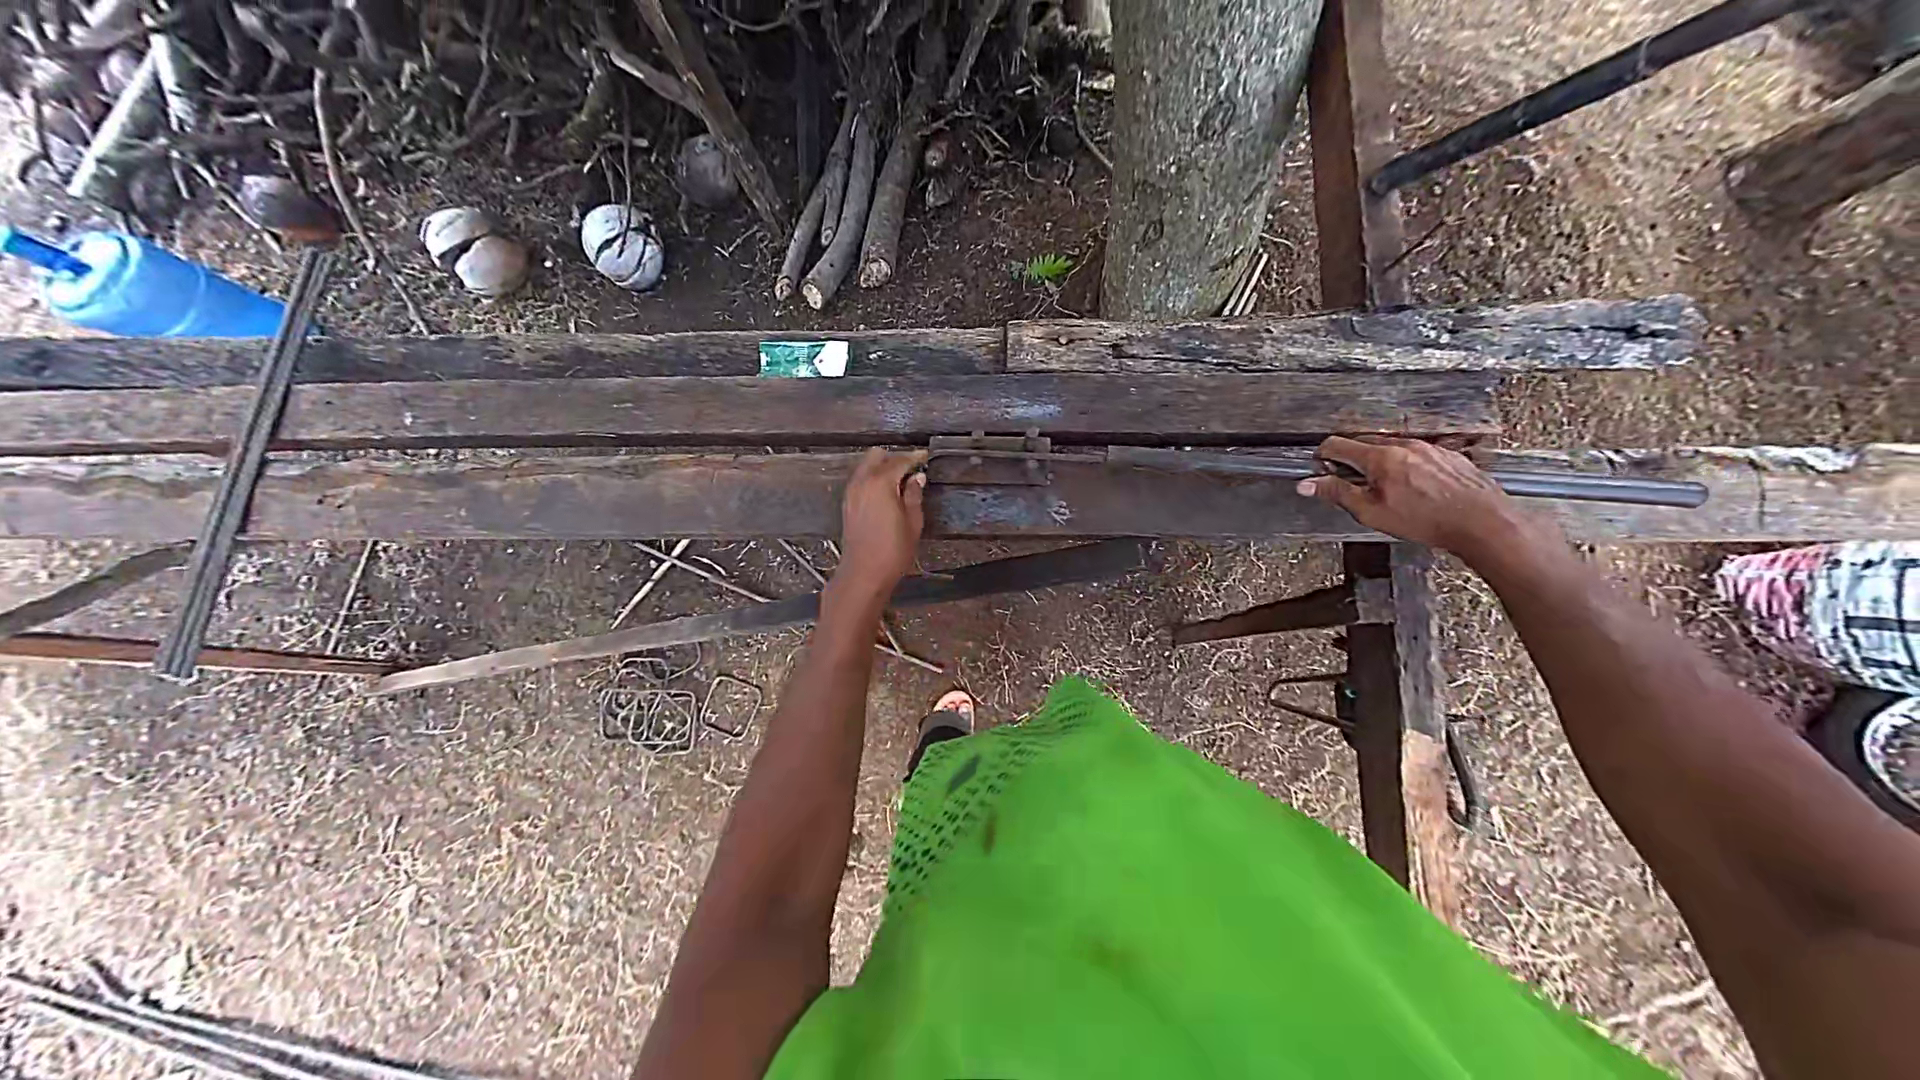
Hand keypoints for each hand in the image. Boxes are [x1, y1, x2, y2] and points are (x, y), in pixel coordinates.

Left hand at [833, 448, 927, 601]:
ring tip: (900, 482)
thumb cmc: (893, 550)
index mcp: (880, 482)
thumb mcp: (913, 522)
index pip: (899, 461)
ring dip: (882, 468)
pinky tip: (885, 493)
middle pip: (877, 456)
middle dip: (894, 459)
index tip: (925, 457)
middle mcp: (862, 482)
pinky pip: (860, 481)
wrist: (864, 573)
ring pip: (866, 467)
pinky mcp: (847, 504)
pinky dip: (872, 479)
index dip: (914, 458)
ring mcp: (851, 493)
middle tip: (912, 469)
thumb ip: (914, 495)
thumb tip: (917, 478)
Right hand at [1296, 436, 1555, 561]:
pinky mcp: (1447, 455)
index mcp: (1380, 457)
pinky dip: (1404, 466)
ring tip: (1384, 490)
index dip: (1323, 455)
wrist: (1482, 522)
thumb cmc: (1428, 520)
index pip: (1337, 444)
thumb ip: (1337, 493)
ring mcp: (1428, 448)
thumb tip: (1308, 484)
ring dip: (1378, 463)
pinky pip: (1415, 454)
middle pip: (1363, 443)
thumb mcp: (1371, 512)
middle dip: (1350, 460)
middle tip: (1350, 484)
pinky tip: (1412, 489)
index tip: (1321, 468)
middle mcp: (1404, 446)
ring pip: (1390, 448)